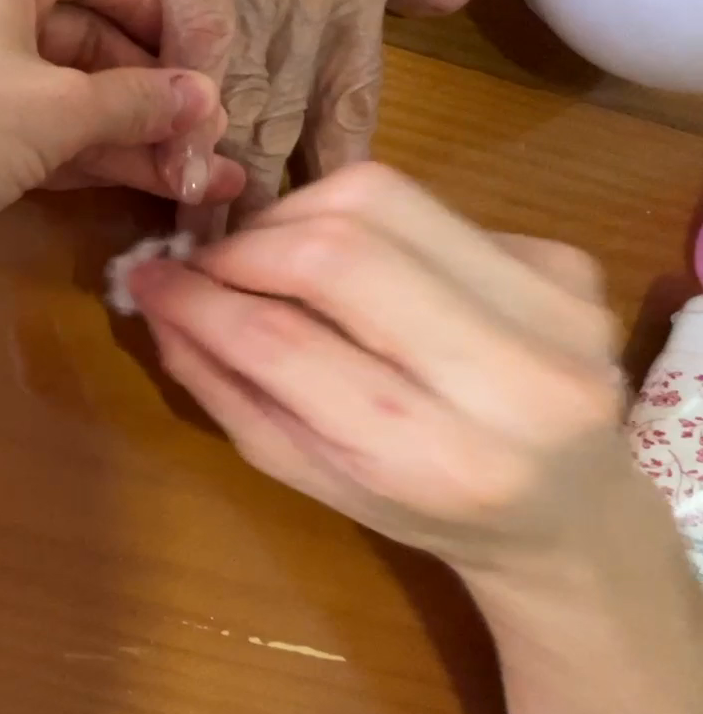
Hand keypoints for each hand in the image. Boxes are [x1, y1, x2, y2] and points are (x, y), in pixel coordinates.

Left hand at [0, 0, 241, 288]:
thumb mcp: (51, 106)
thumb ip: (133, 102)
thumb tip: (201, 100)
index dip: (156, 6)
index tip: (206, 55)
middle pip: (85, 40)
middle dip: (150, 91)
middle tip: (212, 138)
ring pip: (63, 100)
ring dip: (128, 137)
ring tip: (202, 173)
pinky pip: (33, 141)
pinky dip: (83, 161)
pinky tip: (146, 185)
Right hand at [108, 0, 472, 231]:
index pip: (350, 98)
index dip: (333, 164)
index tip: (320, 228)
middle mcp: (315, 0)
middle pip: (297, 120)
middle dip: (275, 198)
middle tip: (256, 269)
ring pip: (250, 106)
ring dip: (226, 181)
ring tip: (209, 248)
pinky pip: (198, 66)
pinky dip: (187, 121)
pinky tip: (171, 174)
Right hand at [124, 163, 642, 575]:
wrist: (569, 512)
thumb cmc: (408, 505)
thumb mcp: (291, 465)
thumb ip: (216, 381)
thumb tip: (153, 298)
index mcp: (429, 456)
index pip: (281, 343)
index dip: (196, 299)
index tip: (145, 278)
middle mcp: (514, 378)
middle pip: (337, 253)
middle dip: (240, 249)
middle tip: (203, 267)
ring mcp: (556, 307)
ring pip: (377, 201)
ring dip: (285, 218)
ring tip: (260, 258)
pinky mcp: (568, 261)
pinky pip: (419, 205)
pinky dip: (347, 224)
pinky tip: (345, 270)